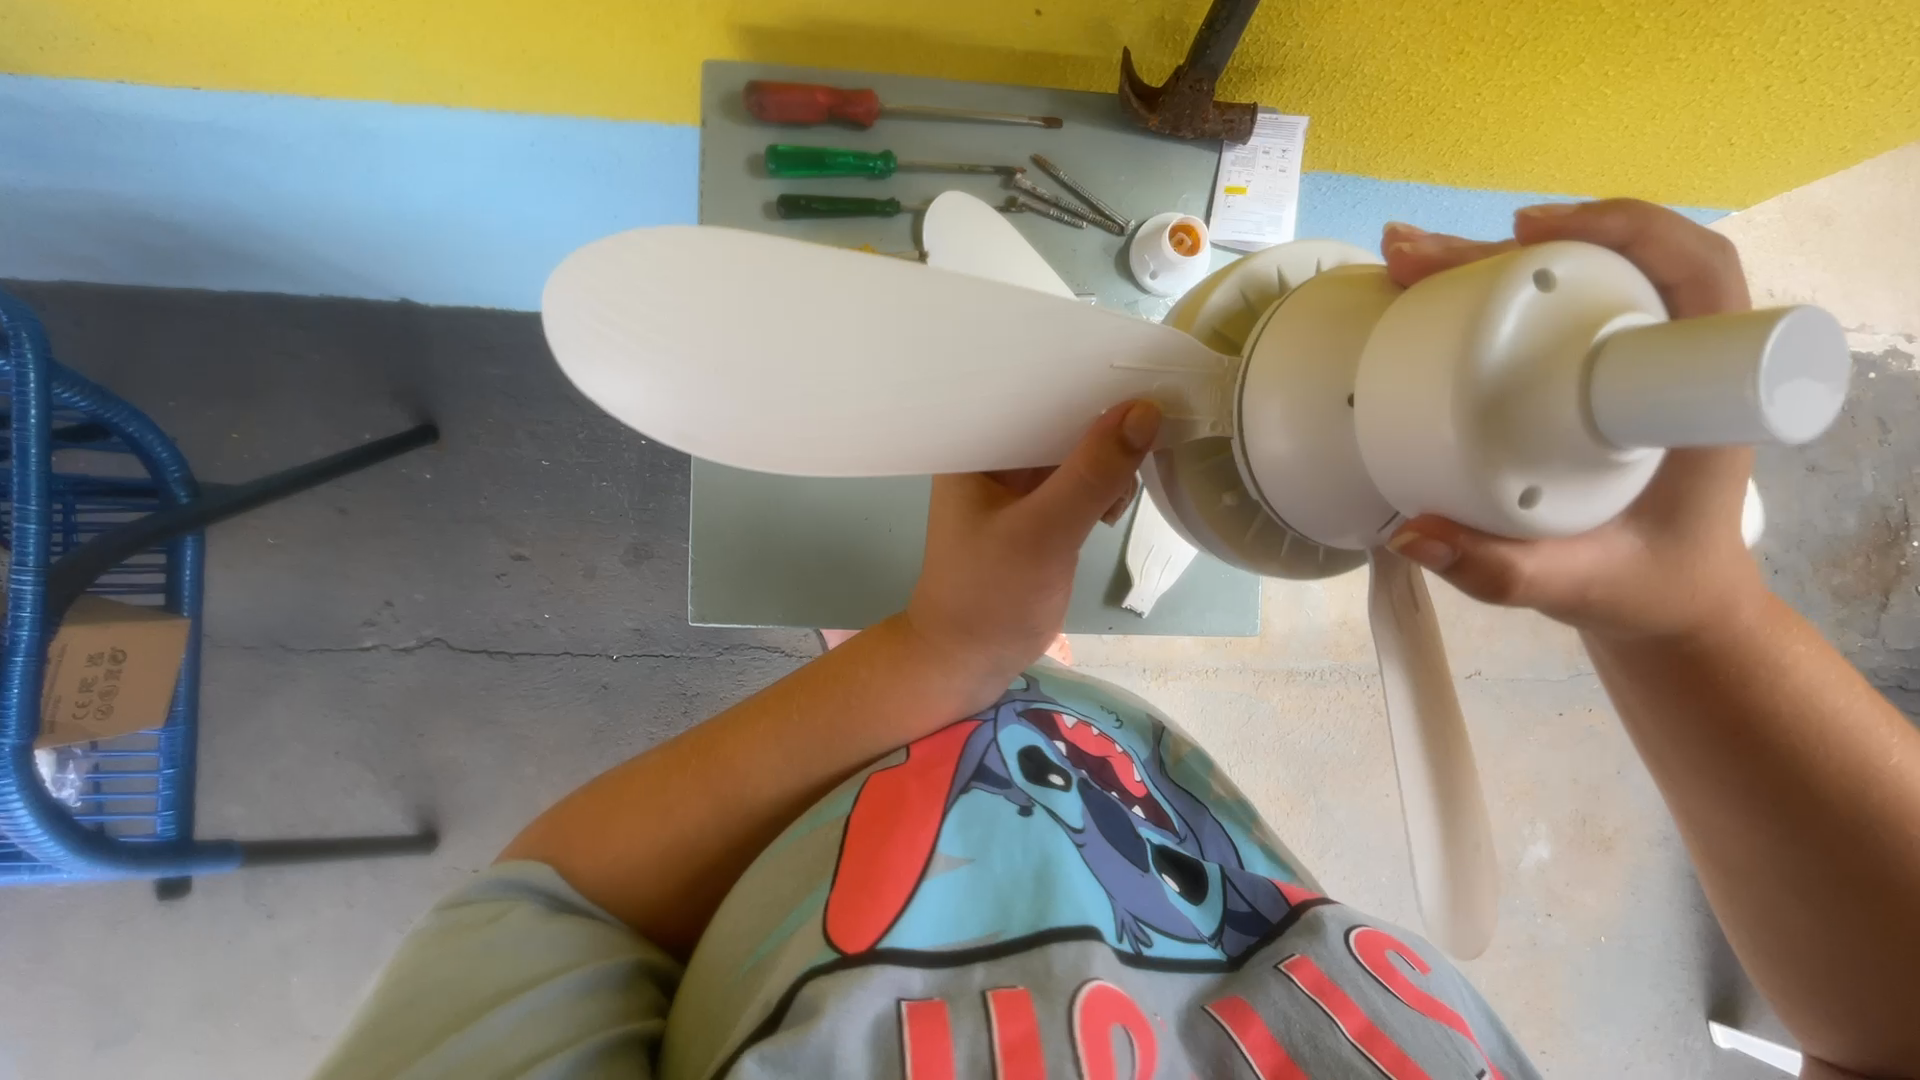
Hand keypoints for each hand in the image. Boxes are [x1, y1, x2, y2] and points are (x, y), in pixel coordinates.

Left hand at [904, 400, 1159, 707]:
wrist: (968, 662)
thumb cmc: (989, 597)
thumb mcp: (1043, 532)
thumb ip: (1092, 473)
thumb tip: (1146, 411)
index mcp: (974, 446)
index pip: (1027, 388)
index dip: (1078, 374)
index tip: (1134, 365)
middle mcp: (993, 457)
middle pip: (1054, 416)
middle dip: (1101, 418)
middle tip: (1153, 417)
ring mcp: (1017, 487)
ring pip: (1072, 450)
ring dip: (1105, 458)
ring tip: (1120, 487)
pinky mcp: (1039, 513)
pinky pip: (1077, 482)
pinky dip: (1101, 487)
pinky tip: (1112, 507)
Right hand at [1380, 199, 1766, 640]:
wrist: (1664, 596)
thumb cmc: (1642, 586)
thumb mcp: (1572, 585)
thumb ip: (1495, 569)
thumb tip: (1407, 530)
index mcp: (1699, 394)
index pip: (1694, 274)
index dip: (1619, 232)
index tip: (1525, 236)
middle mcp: (1666, 364)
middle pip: (1605, 267)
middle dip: (1501, 252)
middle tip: (1416, 258)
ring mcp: (1622, 370)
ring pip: (1568, 286)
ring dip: (1481, 265)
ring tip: (1403, 263)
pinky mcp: (1580, 383)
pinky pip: (1545, 318)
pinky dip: (1482, 297)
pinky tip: (1427, 297)